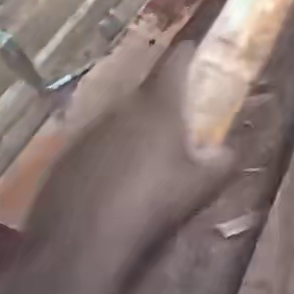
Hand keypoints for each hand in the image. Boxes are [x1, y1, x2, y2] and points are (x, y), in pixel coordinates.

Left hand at [29, 43, 234, 268]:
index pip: (175, 62)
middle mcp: (122, 108)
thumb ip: (223, 161)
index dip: (188, 53)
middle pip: (147, 91)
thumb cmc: (152, 203)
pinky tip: (113, 182)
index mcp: (159, 105)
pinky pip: (95, 145)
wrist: (81, 244)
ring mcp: (89, 131)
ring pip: (119, 118)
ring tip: (146, 154)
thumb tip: (229, 149)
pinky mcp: (64, 157)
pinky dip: (108, 154)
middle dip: (163, 99)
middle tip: (178, 115)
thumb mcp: (201, 186)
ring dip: (134, 128)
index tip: (196, 48)